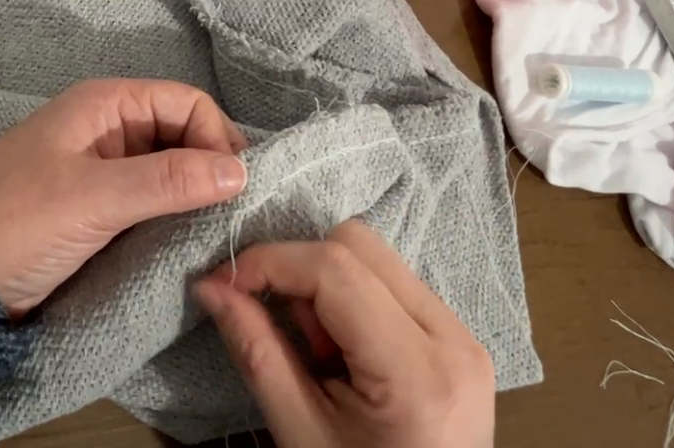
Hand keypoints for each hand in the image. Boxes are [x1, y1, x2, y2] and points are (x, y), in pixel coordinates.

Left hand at [0, 77, 248, 317]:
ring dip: (197, 194)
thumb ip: (167, 180)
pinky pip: (151, 200)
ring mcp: (103, 169)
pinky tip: (193, 240)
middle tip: (242, 216)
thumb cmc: (16, 221)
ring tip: (226, 231)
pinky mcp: (99, 208)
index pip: (186, 103)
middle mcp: (109, 128)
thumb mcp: (93, 197)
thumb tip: (241, 171)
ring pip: (170, 169)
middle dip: (213, 166)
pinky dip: (175, 215)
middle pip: (182, 134)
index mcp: (105, 104)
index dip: (218, 138)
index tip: (240, 189)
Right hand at [195, 221, 494, 447]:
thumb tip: (209, 285)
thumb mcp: (299, 432)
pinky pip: (391, 278)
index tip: (224, 282)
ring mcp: (463, 333)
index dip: (270, 261)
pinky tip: (348, 349)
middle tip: (292, 334)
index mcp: (417, 372)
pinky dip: (353, 295)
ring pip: (373, 254)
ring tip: (323, 349)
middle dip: (302, 271)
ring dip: (327, 282)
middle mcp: (453, 338)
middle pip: (356, 244)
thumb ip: (255, 349)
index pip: (334, 268)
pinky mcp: (460, 334)